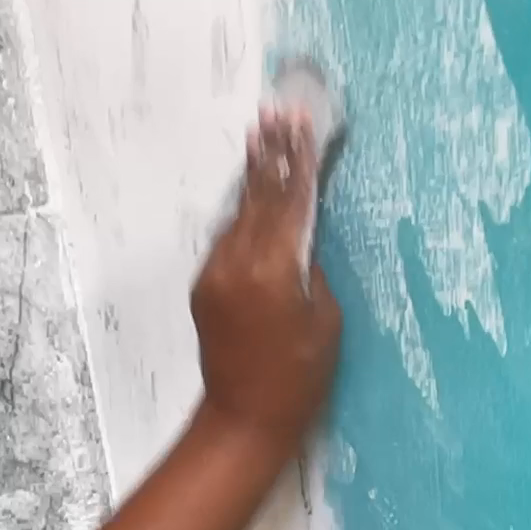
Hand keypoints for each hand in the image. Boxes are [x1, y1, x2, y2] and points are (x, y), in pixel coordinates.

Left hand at [189, 103, 341, 455]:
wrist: (244, 418)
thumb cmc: (300, 377)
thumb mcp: (326, 321)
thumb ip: (312, 270)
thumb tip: (300, 240)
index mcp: (274, 269)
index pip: (290, 200)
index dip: (298, 158)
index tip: (301, 119)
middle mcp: (237, 262)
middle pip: (257, 197)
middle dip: (268, 154)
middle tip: (274, 111)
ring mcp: (214, 275)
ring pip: (237, 216)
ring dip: (251, 180)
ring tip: (260, 137)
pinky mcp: (204, 289)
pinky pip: (226, 241)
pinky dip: (242, 216)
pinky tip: (250, 197)